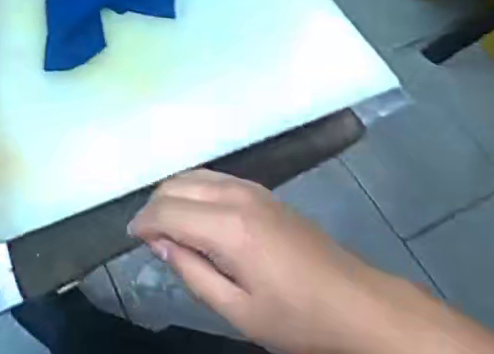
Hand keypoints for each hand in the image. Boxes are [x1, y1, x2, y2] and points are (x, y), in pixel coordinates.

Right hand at [129, 171, 493, 353]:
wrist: (361, 307)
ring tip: (169, 227)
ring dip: (171, 194)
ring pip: (190, 175)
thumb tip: (159, 243)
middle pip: (174, 185)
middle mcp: (233, 195)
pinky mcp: (261, 190)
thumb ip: (192, 273)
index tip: (132, 238)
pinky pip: (210, 177)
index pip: (166, 211)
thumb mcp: (241, 313)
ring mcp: (249, 187)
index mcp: (227, 227)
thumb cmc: (301, 320)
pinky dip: (191, 189)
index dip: (143, 223)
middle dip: (154, 206)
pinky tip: (195, 215)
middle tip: (150, 237)